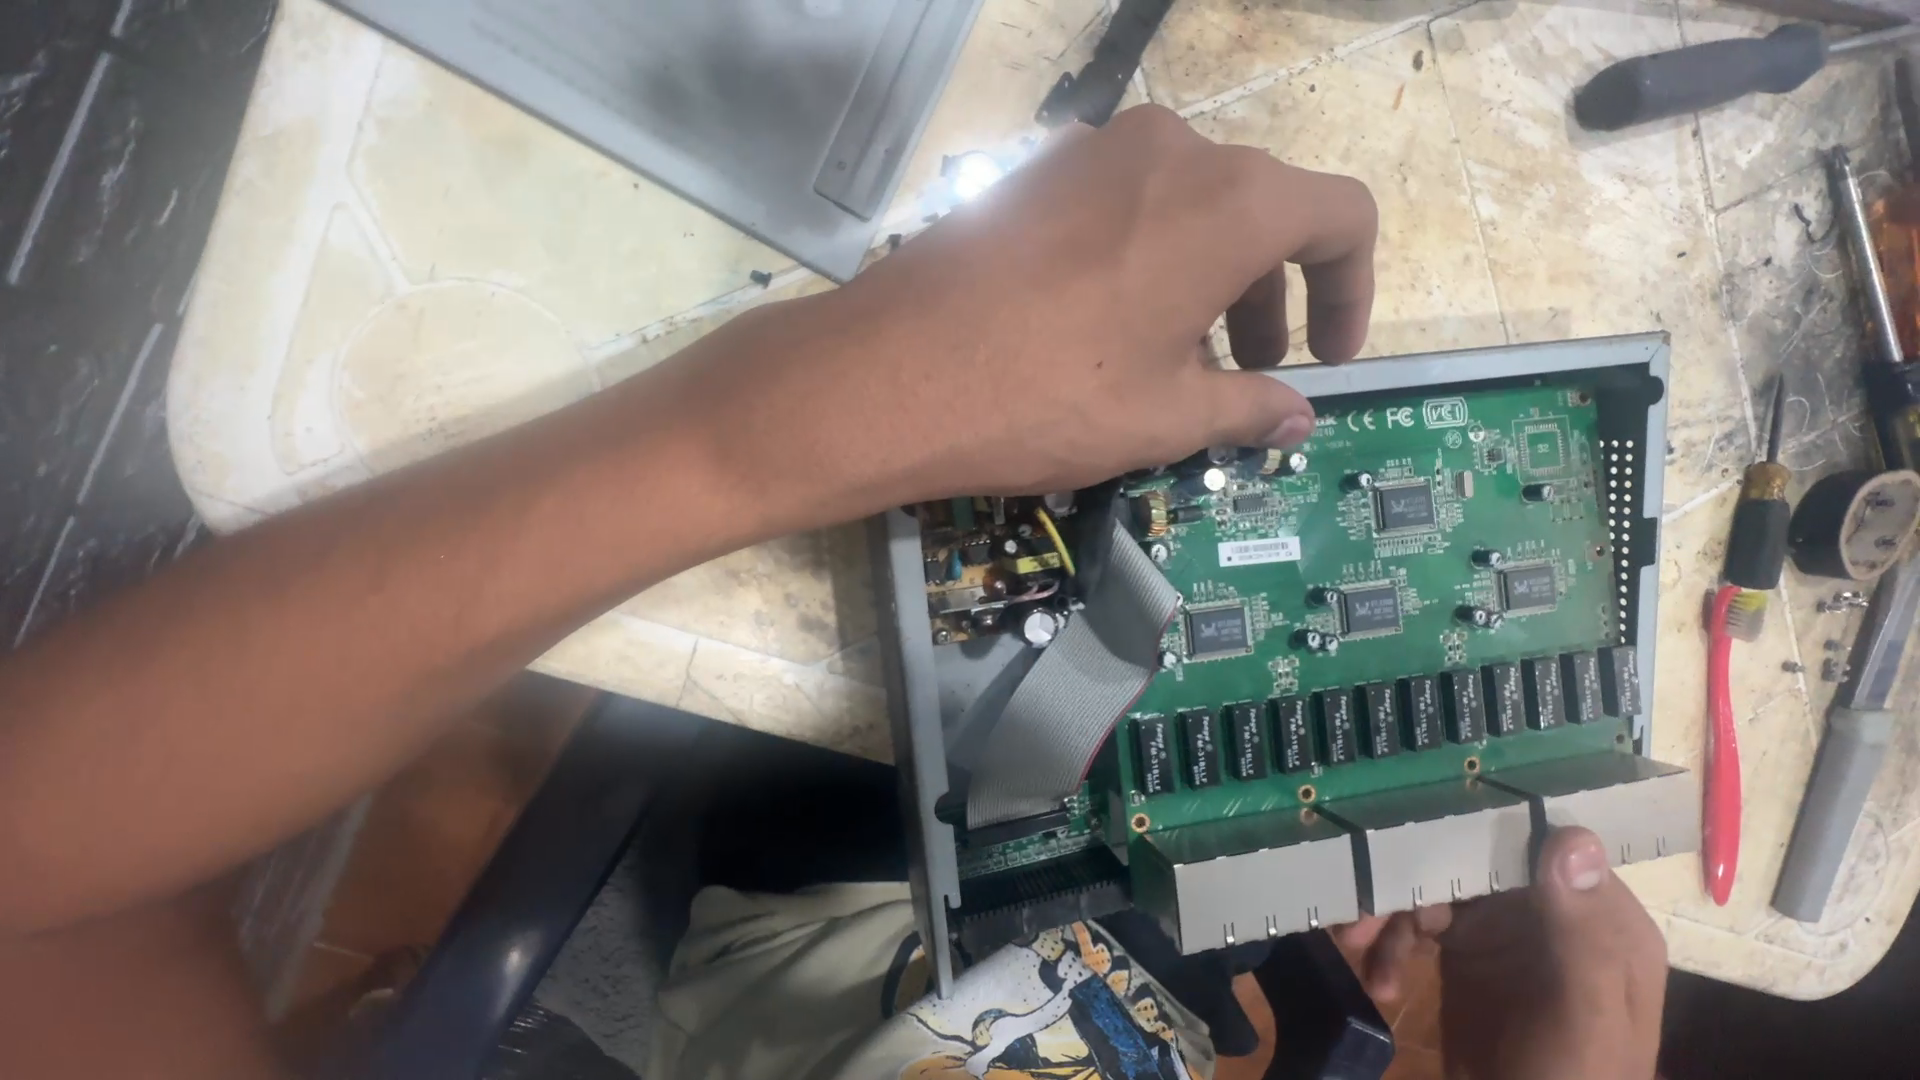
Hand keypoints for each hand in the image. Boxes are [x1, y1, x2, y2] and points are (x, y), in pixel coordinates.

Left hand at [662, 104, 1376, 515]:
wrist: (890, 374)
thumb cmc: (1049, 397)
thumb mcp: (1163, 419)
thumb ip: (1247, 408)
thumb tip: (1297, 416)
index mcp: (1229, 200)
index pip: (1340, 217)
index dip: (1351, 291)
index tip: (1328, 356)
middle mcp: (1167, 150)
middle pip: (1256, 213)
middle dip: (1265, 297)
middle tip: (1245, 372)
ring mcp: (1088, 153)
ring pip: (1181, 210)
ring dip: (1200, 281)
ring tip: (1171, 360)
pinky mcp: (1029, 176)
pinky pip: (1115, 210)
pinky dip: (1139, 262)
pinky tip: (1102, 327)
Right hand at [1333, 827, 1664, 1078]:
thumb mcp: (1581, 1014)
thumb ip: (1577, 930)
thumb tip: (1569, 835)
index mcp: (1597, 919)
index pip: (1537, 844)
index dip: (1477, 829)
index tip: (1417, 830)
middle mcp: (1551, 914)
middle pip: (1471, 862)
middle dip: (1411, 876)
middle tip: (1361, 902)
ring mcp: (1505, 932)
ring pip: (1434, 889)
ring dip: (1389, 913)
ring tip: (1353, 942)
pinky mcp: (1464, 952)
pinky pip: (1415, 924)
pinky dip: (1388, 947)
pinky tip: (1377, 981)